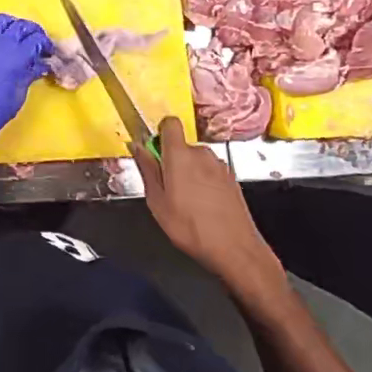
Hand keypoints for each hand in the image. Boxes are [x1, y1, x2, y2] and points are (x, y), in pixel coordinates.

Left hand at [0, 13, 52, 164]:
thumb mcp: (19, 94)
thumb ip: (29, 74)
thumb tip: (40, 65)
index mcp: (16, 56)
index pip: (36, 39)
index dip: (46, 44)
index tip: (48, 52)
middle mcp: (0, 44)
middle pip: (21, 25)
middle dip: (33, 31)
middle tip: (38, 43)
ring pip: (3, 21)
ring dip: (14, 27)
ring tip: (20, 41)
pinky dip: (0, 35)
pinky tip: (3, 50)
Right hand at [131, 117, 284, 290]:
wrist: (234, 248)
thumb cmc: (190, 227)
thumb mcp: (156, 201)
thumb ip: (147, 169)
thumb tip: (137, 147)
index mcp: (180, 155)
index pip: (170, 123)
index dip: (159, 133)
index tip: (153, 153)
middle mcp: (202, 154)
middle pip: (181, 146)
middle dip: (170, 161)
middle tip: (165, 189)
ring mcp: (220, 165)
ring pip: (195, 160)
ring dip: (187, 173)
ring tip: (183, 202)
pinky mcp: (231, 178)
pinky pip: (209, 172)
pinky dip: (202, 182)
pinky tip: (201, 206)